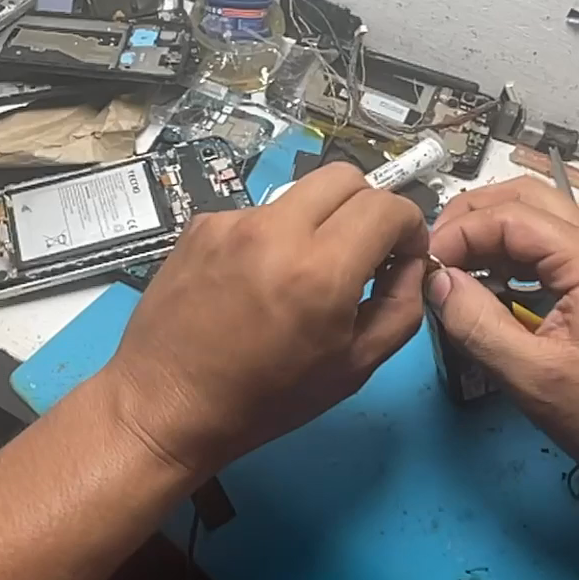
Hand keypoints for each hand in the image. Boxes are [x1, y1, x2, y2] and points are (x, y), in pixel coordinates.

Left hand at [99, 164, 429, 477]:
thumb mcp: (353, 368)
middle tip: (363, 250)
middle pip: (345, 177)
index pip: (386, 206)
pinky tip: (258, 277)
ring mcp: (232, 221)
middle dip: (368, 207)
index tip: (402, 252)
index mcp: (318, 269)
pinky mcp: (202, 223)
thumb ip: (401, 307)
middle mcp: (274, 230)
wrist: (167, 403)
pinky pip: (259, 212)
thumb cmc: (264, 399)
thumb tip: (411, 263)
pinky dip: (274, 235)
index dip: (409, 226)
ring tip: (303, 271)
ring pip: (300, 194)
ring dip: (319, 221)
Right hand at [425, 177, 578, 504]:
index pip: (511, 216)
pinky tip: (490, 282)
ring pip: (542, 218)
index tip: (425, 265)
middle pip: (528, 198)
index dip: (459, 232)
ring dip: (493, 232)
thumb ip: (478, 323)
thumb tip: (437, 280)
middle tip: (436, 251)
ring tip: (455, 264)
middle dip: (473, 216)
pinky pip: (554, 248)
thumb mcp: (534, 378)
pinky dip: (515, 254)